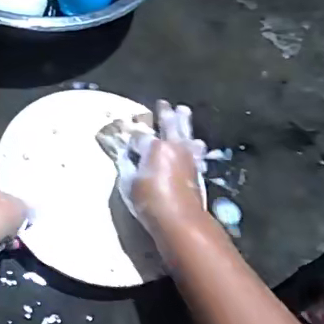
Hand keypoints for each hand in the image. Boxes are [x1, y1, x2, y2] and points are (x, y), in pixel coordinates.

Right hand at [108, 100, 207, 236]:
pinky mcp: (197, 169)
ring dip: (184, 121)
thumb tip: (125, 156)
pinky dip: (195, 146)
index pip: (140, 136)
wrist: (181, 220)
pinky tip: (197, 144)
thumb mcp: (128, 184)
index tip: (126, 135)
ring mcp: (188, 156)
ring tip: (184, 111)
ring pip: (187, 133)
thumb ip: (127, 166)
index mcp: (154, 147)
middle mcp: (173, 145)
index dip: (132, 137)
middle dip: (164, 113)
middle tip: (163, 103)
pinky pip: (197, 152)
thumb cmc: (149, 202)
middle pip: (169, 123)